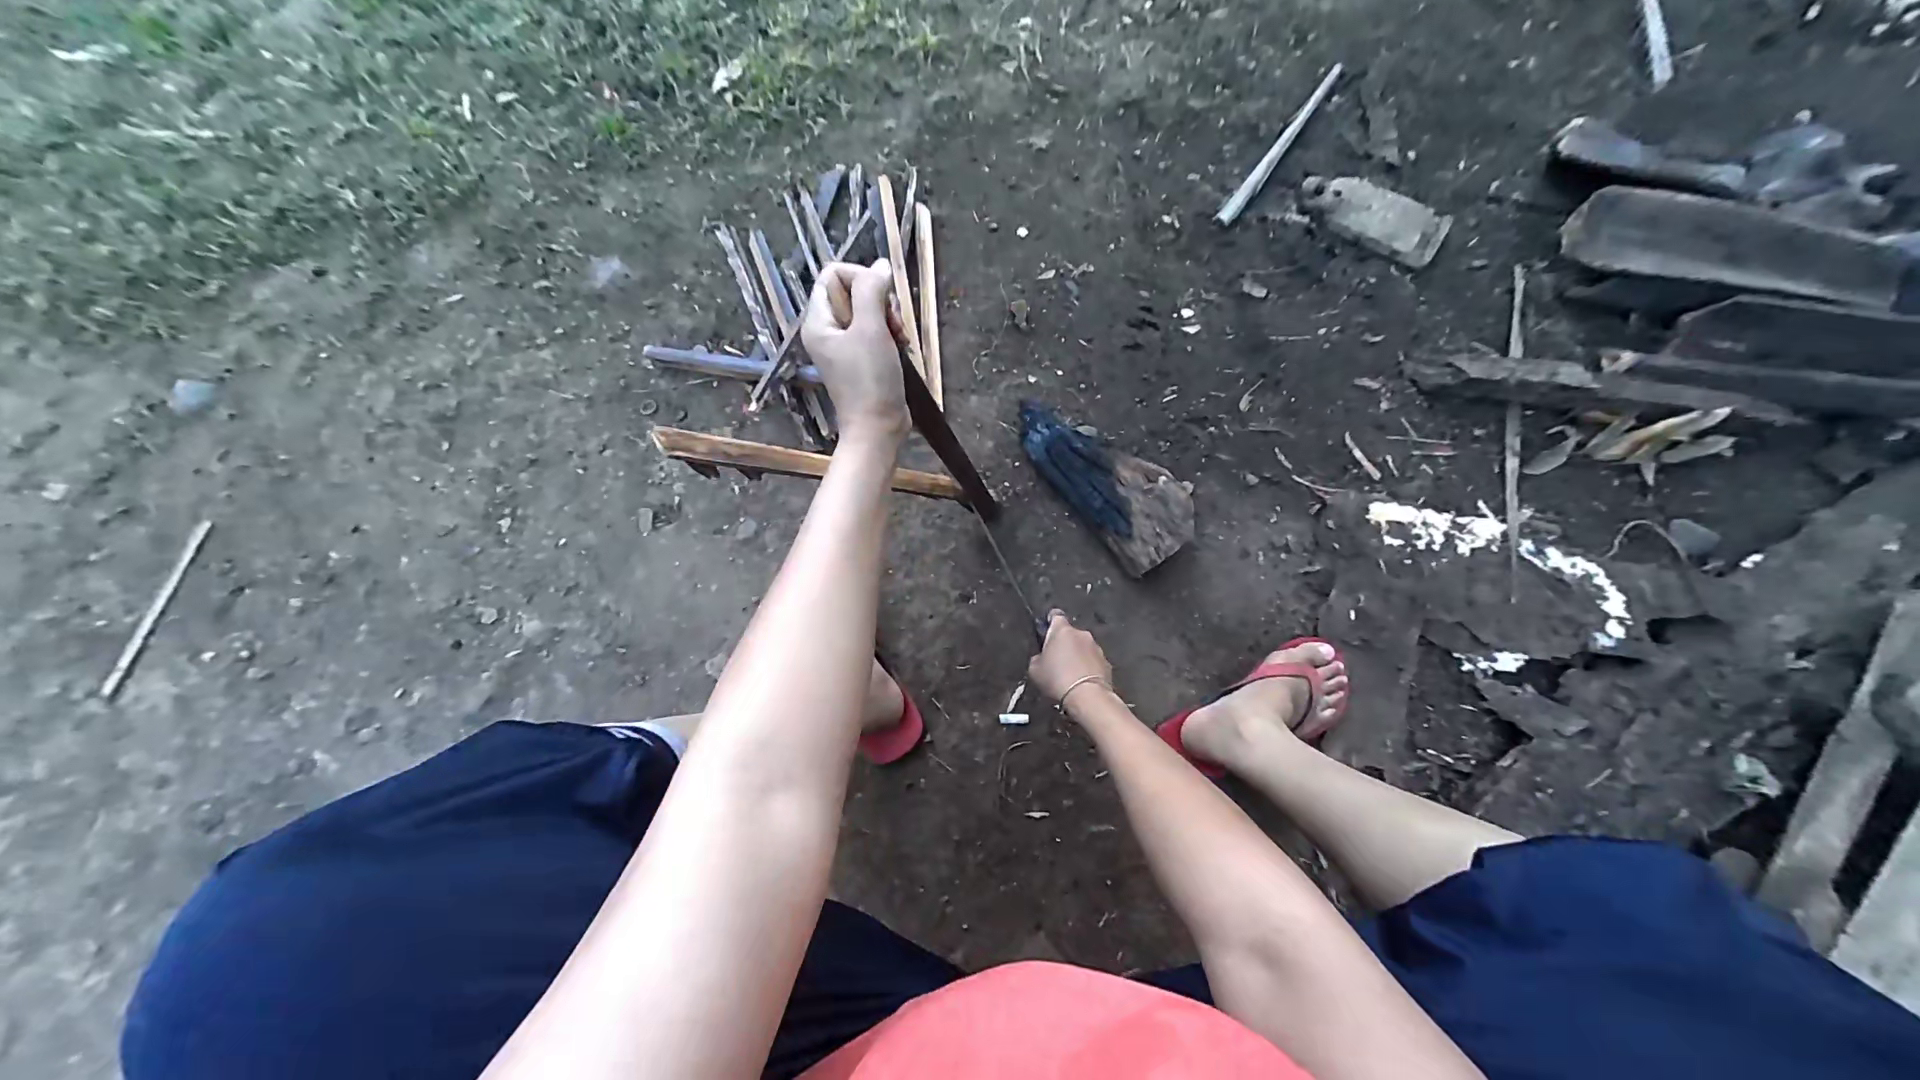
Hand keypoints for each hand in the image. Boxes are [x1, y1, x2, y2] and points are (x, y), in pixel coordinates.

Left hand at [802, 260, 909, 440]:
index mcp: (819, 322)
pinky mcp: (863, 358)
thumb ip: (873, 291)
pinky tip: (900, 348)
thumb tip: (881, 265)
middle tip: (890, 324)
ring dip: (889, 319)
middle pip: (854, 291)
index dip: (860, 277)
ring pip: (870, 311)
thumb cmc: (870, 380)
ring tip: (898, 339)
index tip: (880, 298)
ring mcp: (846, 346)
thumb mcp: (871, 329)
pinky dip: (891, 334)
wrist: (878, 428)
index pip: (834, 274)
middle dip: (879, 300)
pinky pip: (877, 331)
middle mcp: (829, 331)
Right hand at [1028, 610, 1113, 707]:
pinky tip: (1082, 682)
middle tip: (1056, 661)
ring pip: (1083, 647)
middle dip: (1064, 644)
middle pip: (1070, 634)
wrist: (1088, 697)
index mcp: (1062, 630)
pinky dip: (1088, 667)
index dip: (1050, 622)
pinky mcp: (1107, 663)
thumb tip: (1042, 657)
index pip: (1055, 615)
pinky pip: (1093, 661)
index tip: (1047, 632)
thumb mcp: (1034, 670)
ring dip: (1077, 656)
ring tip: (1070, 674)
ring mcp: (1097, 647)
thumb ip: (1037, 658)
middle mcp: (1081, 634)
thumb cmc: (1057, 679)